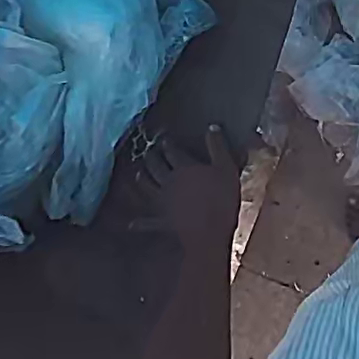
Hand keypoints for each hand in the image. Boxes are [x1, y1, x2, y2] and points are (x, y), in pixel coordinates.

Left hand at [135, 125, 240, 257]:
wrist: (210, 232)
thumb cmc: (222, 198)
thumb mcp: (226, 167)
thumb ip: (217, 146)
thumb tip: (212, 127)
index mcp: (183, 167)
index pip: (172, 151)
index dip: (168, 145)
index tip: (164, 139)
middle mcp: (168, 181)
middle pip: (156, 166)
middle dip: (152, 157)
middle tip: (149, 151)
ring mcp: (163, 201)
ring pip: (147, 187)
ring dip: (142, 179)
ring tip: (138, 173)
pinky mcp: (163, 221)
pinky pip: (148, 222)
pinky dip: (140, 223)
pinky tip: (132, 224)